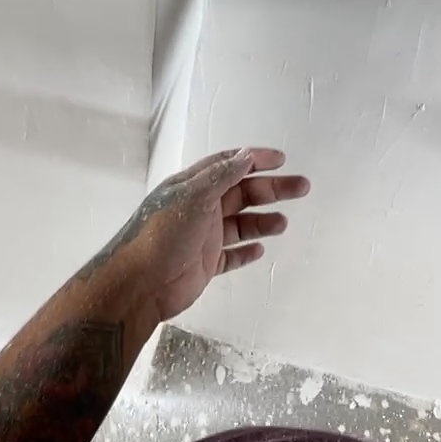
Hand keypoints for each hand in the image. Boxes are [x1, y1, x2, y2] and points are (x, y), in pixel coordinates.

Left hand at [91, 148, 309, 321]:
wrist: (140, 285)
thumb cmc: (161, 236)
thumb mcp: (192, 196)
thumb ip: (221, 176)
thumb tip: (246, 156)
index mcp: (193, 186)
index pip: (229, 165)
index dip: (255, 159)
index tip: (281, 160)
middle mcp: (200, 208)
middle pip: (242, 192)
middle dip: (271, 189)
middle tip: (301, 187)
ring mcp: (203, 236)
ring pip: (241, 224)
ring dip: (264, 220)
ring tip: (283, 223)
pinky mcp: (206, 263)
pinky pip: (232, 254)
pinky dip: (247, 250)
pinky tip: (261, 248)